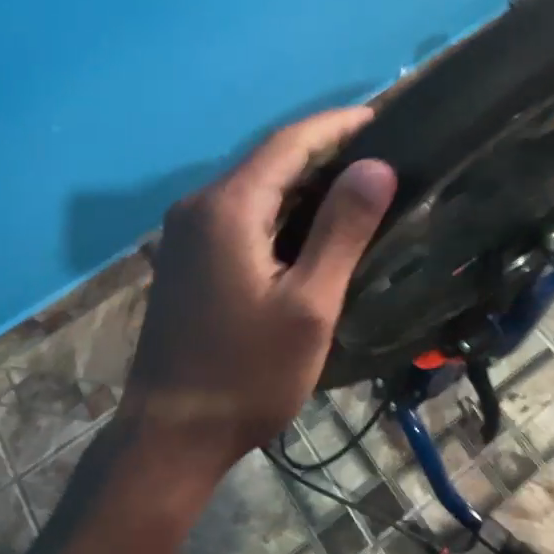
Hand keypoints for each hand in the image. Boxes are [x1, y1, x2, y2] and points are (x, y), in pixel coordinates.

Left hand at [122, 107, 397, 469]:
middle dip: (323, 150)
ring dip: (302, 179)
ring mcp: (186, 232)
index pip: (288, 142)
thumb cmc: (247, 374)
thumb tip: (376, 166)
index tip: (382, 117)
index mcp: (227, 208)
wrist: (170, 436)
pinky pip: (238, 212)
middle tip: (380, 151)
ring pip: (253, 186)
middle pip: (268, 159)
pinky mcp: (186, 257)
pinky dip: (278, 207)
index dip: (336, 125)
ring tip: (357, 182)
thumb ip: (341, 230)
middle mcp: (199, 206)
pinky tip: (311, 224)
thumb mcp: (309, 305)